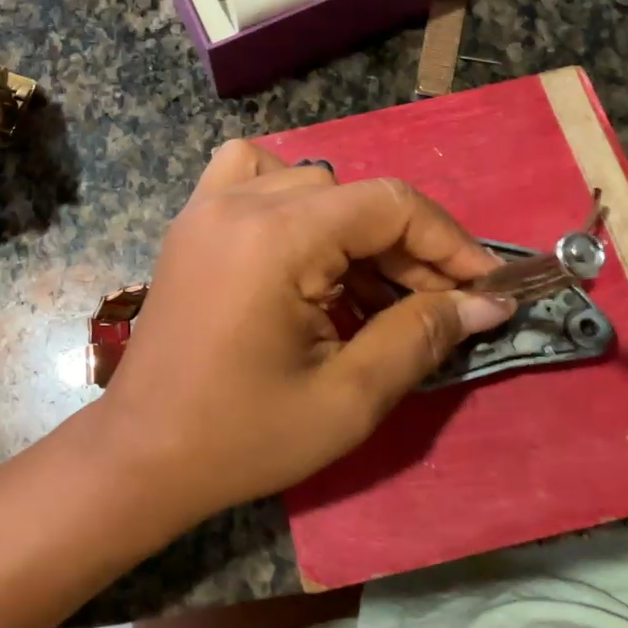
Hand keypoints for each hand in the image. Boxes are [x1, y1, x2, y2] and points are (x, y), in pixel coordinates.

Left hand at [97, 140, 515, 521]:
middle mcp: (239, 202)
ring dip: (351, 225)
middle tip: (435, 305)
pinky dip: (290, 197)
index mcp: (277, 238)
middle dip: (405, 246)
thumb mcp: (347, 399)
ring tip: (367, 287)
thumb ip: (420, 335)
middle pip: (352, 195)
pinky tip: (301, 246)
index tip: (485, 287)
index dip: (448, 242)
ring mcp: (207, 204)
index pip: (388, 205)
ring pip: (309, 181)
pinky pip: (251, 173)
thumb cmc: (243, 437)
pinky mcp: (192, 219)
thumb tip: (485, 302)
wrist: (142, 454)